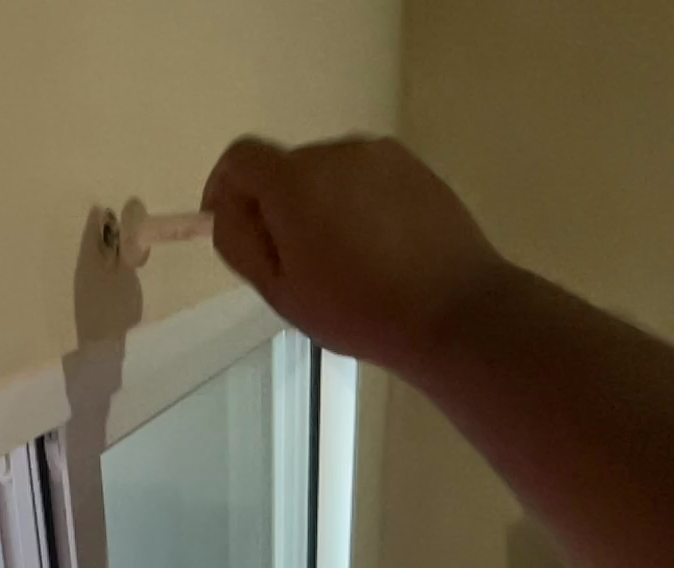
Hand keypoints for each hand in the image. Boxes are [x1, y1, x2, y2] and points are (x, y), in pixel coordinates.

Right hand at [200, 136, 509, 370]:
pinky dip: (345, 202)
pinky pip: (357, 177)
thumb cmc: (351, 308)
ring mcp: (380, 155)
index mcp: (295, 182)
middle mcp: (336, 152)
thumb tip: (226, 210)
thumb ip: (238, 241)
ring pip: (320, 173)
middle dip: (269, 204)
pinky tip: (362, 246)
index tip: (227, 226)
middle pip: (281, 167)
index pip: (239, 158)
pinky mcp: (412, 166)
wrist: (450, 309)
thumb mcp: (275, 288)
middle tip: (283, 261)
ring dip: (308, 204)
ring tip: (328, 257)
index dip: (222, 189)